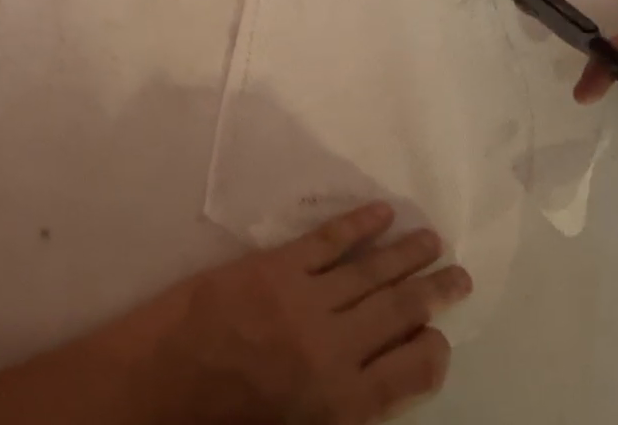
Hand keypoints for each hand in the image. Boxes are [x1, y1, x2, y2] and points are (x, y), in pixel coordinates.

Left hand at [99, 202, 472, 424]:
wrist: (157, 389)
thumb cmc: (224, 423)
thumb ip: (344, 405)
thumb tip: (378, 371)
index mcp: (341, 404)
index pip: (413, 372)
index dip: (433, 352)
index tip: (438, 337)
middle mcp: (335, 349)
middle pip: (401, 312)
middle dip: (435, 292)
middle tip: (460, 275)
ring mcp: (307, 302)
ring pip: (372, 272)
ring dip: (407, 254)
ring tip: (433, 240)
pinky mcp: (276, 268)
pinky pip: (328, 241)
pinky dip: (358, 225)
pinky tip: (381, 213)